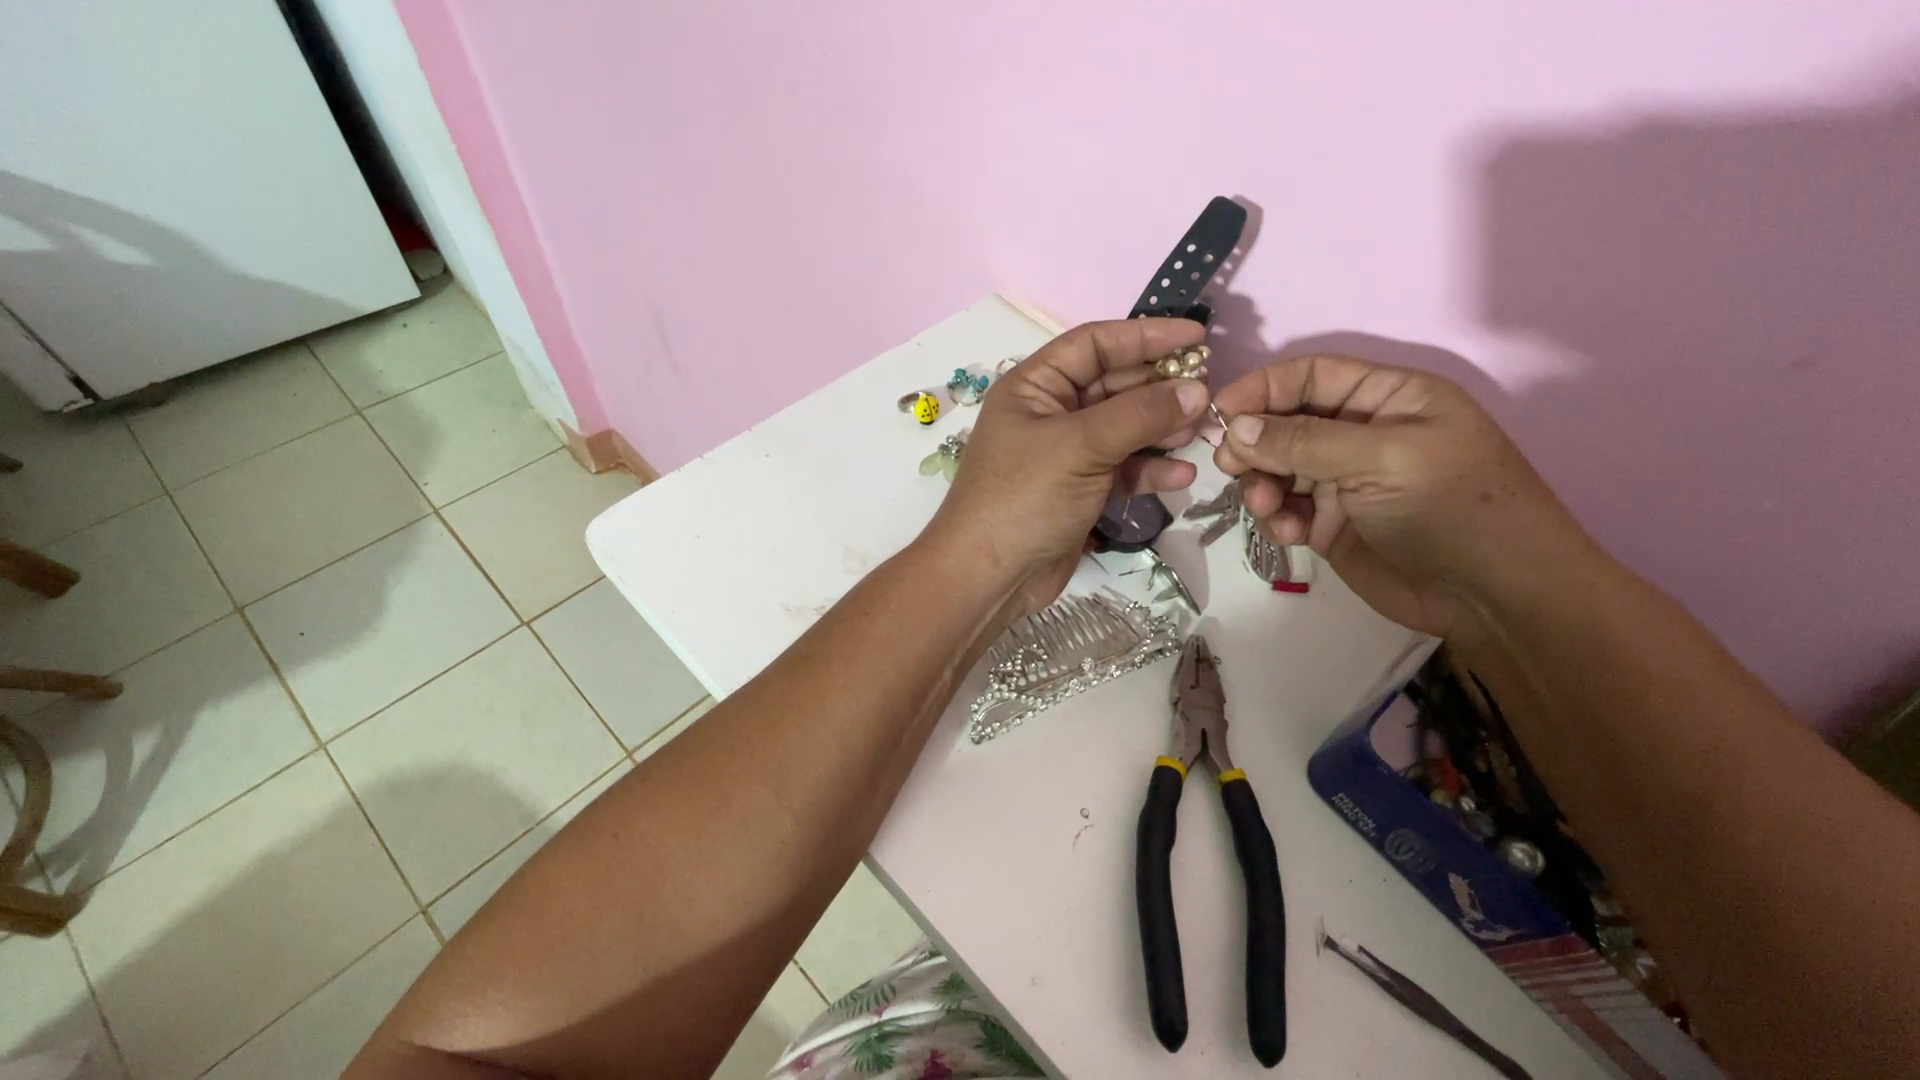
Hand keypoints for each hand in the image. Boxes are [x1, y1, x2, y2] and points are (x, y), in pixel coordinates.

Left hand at [923, 318, 1213, 616]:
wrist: (989, 577)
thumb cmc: (1023, 498)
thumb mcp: (1081, 447)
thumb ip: (1140, 414)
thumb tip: (1197, 389)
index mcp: (1034, 387)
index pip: (1095, 344)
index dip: (1146, 335)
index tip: (1197, 335)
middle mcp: (1050, 413)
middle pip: (1115, 385)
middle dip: (1160, 388)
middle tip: (1209, 392)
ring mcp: (1066, 454)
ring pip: (1124, 428)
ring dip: (1162, 429)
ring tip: (1201, 432)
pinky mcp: (1080, 491)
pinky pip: (1123, 469)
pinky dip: (1150, 470)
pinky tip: (1181, 476)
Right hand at [1212, 355, 1593, 637]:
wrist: (1493, 595)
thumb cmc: (1451, 507)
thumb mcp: (1382, 459)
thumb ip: (1305, 441)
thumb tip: (1235, 428)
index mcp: (1387, 398)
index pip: (1310, 375)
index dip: (1262, 388)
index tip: (1218, 414)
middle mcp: (1360, 433)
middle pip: (1285, 421)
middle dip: (1255, 442)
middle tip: (1230, 466)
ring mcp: (1344, 480)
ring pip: (1277, 467)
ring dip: (1262, 484)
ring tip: (1270, 507)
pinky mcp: (1331, 523)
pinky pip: (1285, 508)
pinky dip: (1277, 517)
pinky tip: (1290, 533)